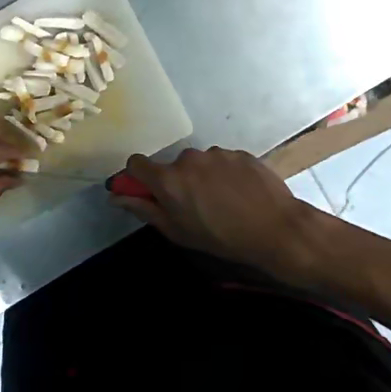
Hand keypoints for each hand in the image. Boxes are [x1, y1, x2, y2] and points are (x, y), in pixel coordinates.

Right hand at [113, 148, 329, 274]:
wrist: (274, 228)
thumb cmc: (221, 238)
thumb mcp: (178, 231)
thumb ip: (145, 210)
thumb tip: (116, 197)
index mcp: (169, 179)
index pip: (136, 164)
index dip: (138, 177)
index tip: (148, 192)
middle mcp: (190, 158)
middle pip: (173, 167)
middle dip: (179, 183)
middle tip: (196, 208)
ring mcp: (217, 153)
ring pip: (201, 164)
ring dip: (204, 178)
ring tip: (224, 203)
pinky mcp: (241, 153)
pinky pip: (224, 162)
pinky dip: (226, 175)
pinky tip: (241, 195)